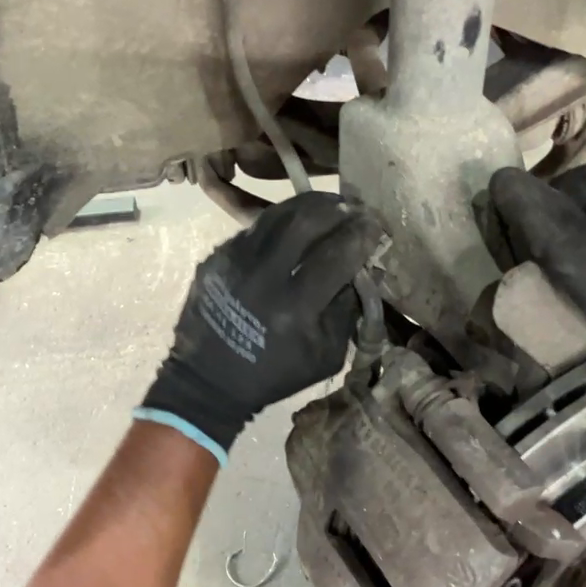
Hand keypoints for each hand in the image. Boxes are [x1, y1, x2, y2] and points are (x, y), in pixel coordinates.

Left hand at [139, 192, 381, 462]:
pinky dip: (281, 222)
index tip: (377, 225)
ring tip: (330, 205)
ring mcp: (233, 263)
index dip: (362, 234)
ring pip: (277, 215)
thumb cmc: (274, 373)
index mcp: (295, 309)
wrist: (207, 381)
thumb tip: (362, 267)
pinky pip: (254, 228)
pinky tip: (295, 224)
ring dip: (309, 205)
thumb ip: (347, 309)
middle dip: (338, 209)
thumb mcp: (326, 355)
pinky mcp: (215, 258)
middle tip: (355, 207)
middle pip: (306, 222)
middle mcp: (262, 278)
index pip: (337, 255)